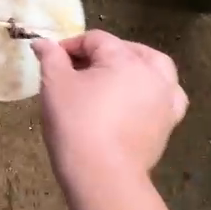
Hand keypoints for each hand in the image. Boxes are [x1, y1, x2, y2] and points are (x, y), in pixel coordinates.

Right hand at [33, 31, 188, 193]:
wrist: (101, 170)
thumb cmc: (75, 120)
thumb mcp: (54, 82)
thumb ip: (50, 57)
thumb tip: (42, 43)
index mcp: (126, 61)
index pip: (97, 39)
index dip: (71, 45)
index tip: (51, 60)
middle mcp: (154, 76)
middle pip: (134, 50)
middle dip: (106, 52)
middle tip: (81, 66)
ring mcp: (166, 101)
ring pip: (157, 71)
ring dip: (135, 68)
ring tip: (111, 78)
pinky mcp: (168, 123)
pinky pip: (165, 96)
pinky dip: (150, 91)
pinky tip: (132, 100)